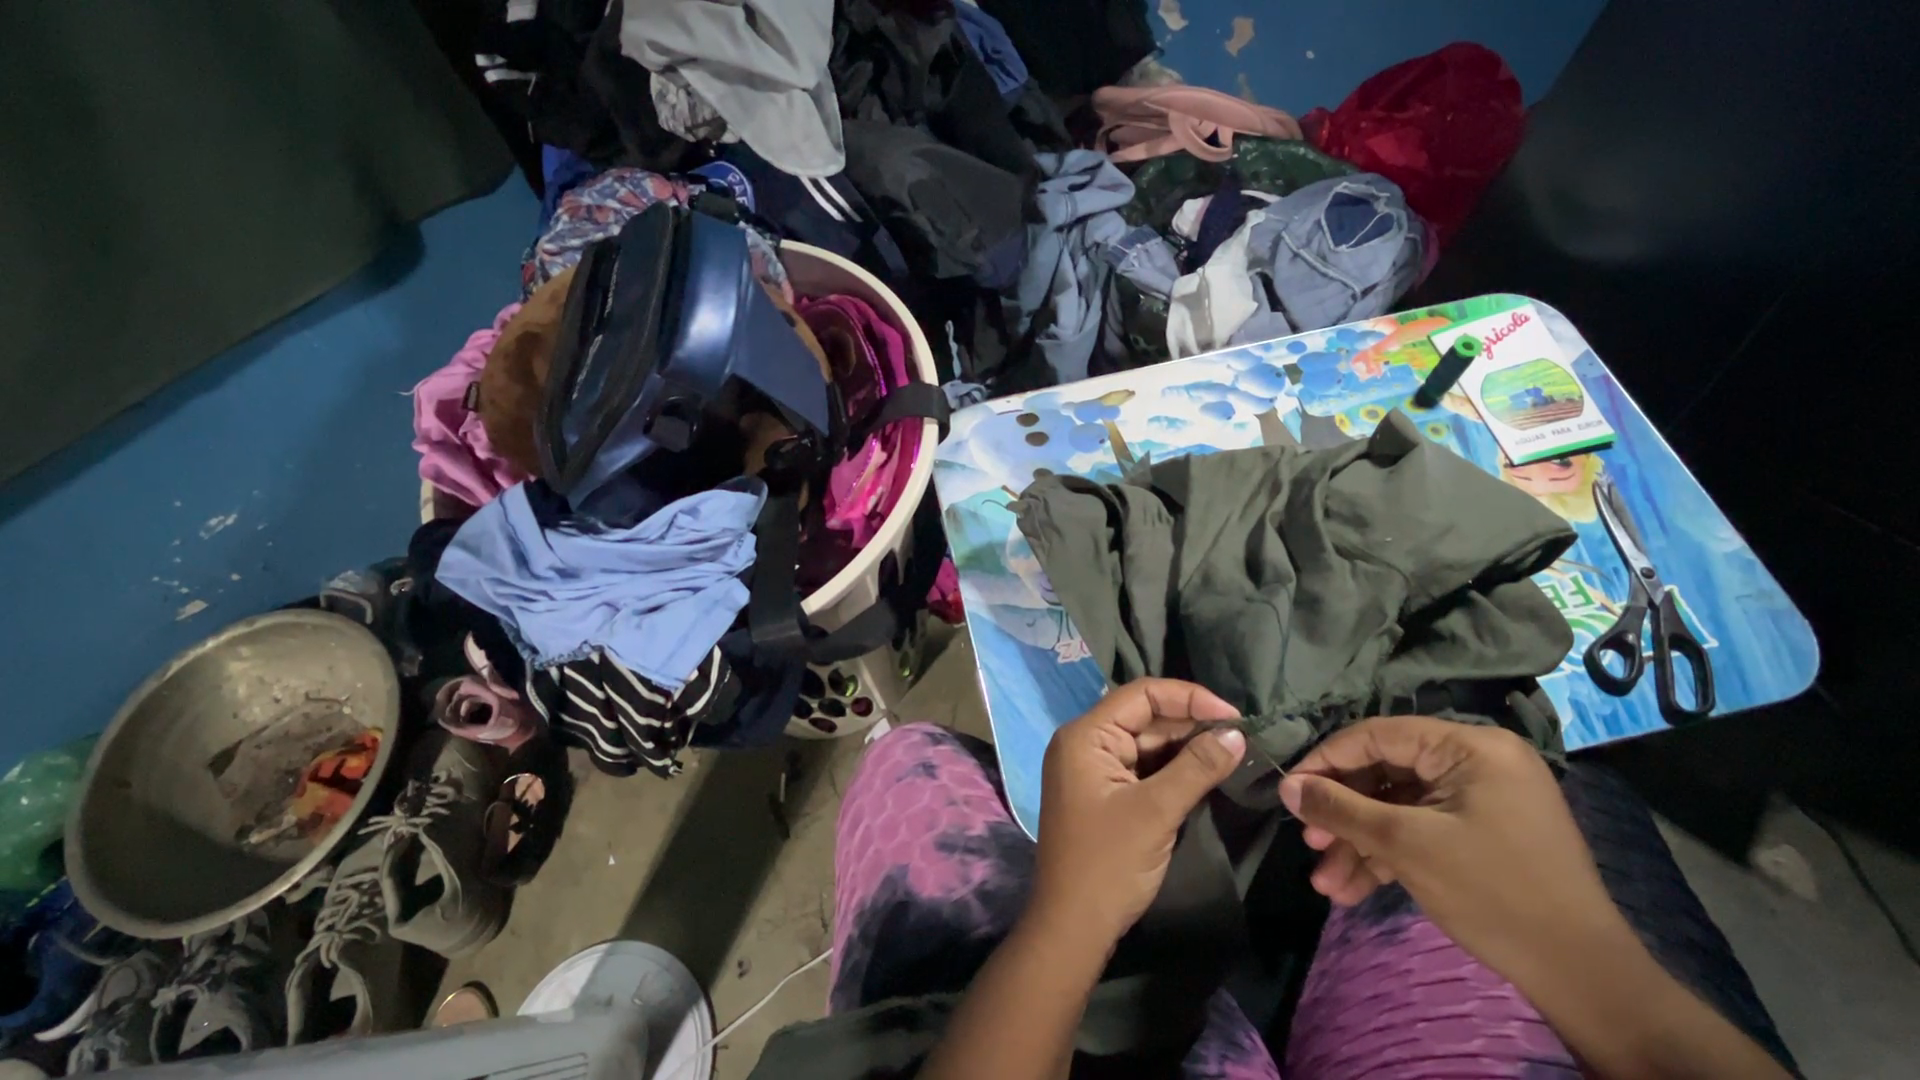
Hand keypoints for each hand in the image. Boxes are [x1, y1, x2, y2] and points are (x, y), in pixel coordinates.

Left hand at [1031, 679, 1246, 945]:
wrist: (1073, 925)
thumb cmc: (1108, 863)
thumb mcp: (1156, 811)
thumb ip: (1196, 767)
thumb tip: (1237, 733)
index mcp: (1085, 736)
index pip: (1141, 694)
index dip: (1190, 698)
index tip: (1235, 716)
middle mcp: (1085, 743)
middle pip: (1145, 716)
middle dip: (1192, 723)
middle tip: (1242, 737)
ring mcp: (1093, 770)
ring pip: (1148, 743)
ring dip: (1187, 746)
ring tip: (1233, 751)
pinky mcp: (1105, 793)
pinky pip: (1143, 767)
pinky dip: (1174, 768)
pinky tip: (1207, 771)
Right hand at [1278, 716, 1631, 981]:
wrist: (1581, 973)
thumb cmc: (1492, 892)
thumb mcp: (1406, 845)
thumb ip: (1341, 809)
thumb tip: (1286, 786)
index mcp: (1470, 747)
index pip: (1378, 736)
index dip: (1326, 762)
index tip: (1289, 792)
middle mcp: (1478, 762)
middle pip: (1386, 774)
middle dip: (1344, 815)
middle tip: (1310, 844)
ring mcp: (1482, 799)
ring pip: (1399, 808)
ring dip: (1360, 844)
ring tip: (1327, 884)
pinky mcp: (1483, 833)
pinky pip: (1422, 830)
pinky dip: (1388, 856)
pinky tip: (1353, 890)